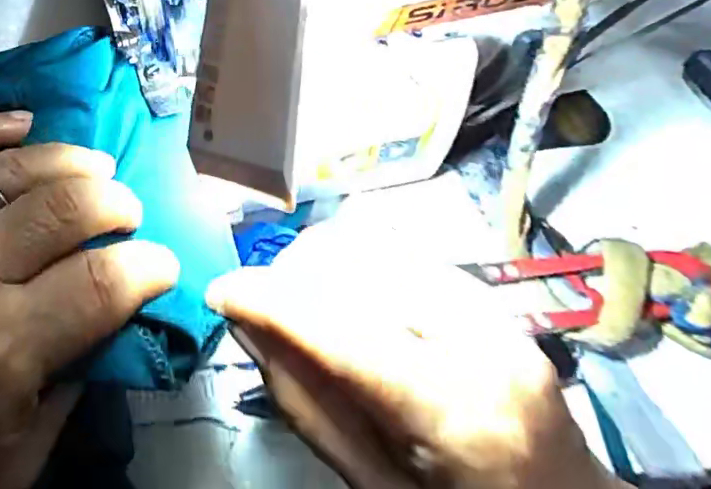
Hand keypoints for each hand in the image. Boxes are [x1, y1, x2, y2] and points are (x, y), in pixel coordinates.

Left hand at [0, 112, 178, 488]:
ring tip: (98, 166)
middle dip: (113, 204)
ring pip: (10, 170)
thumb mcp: (20, 454)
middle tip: (132, 213)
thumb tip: (114, 307)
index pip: (100, 281)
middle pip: (60, 210)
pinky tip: (24, 122)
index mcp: (0, 347)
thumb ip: (72, 375)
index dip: (147, 266)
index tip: (164, 262)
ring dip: (65, 159)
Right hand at [207, 254, 623, 488]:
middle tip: (260, 307)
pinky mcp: (487, 293)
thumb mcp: (375, 485)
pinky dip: (347, 259)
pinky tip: (338, 291)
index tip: (218, 293)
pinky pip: (393, 248)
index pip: (338, 331)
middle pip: (348, 269)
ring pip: (366, 244)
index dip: (265, 300)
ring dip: (312, 262)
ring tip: (296, 298)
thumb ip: (305, 401)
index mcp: (460, 416)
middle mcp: (481, 344)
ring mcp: (492, 310)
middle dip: (285, 278)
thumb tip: (244, 321)